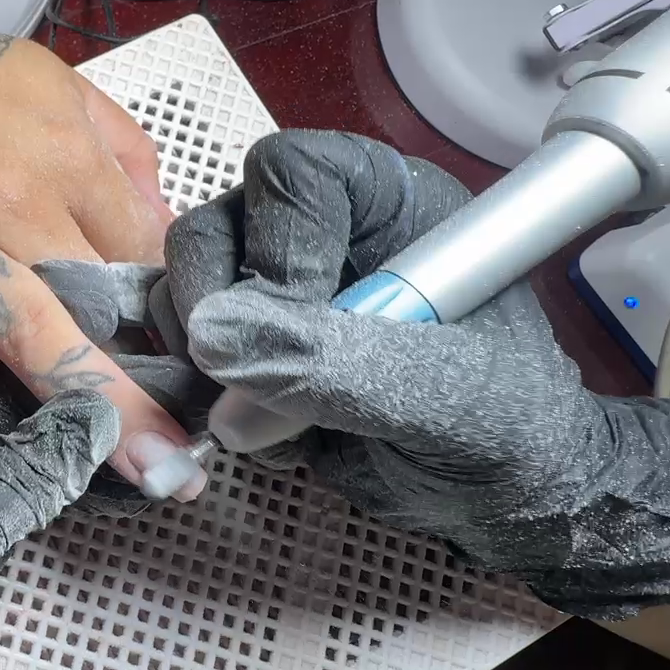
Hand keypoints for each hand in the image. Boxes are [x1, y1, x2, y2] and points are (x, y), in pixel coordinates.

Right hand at [0, 9, 205, 501]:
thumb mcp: (51, 83)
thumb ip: (117, 146)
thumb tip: (164, 227)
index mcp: (63, 152)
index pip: (139, 247)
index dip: (167, 311)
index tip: (182, 366)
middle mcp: (11, 199)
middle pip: (94, 297)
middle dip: (148, 379)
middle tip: (189, 461)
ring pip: (17, 322)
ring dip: (74, 395)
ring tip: (131, 469)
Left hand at [0, 315, 118, 669]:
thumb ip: (33, 463)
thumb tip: (102, 413)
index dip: (38, 329)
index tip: (107, 323)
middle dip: (61, 381)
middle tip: (140, 372)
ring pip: (5, 431)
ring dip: (63, 428)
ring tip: (135, 417)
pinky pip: (5, 477)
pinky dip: (50, 472)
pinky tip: (99, 467)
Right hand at [168, 130, 669, 618]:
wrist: (480, 495)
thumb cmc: (498, 432)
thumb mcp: (444, 400)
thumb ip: (335, 364)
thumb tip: (212, 337)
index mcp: (386, 204)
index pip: (290, 175)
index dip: (278, 246)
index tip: (297, 329)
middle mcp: (309, 233)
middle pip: (210, 228)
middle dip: (215, 310)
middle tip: (253, 382)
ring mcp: (258, 288)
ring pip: (176, 289)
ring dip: (202, 362)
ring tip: (268, 418)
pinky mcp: (228, 341)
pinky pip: (170, 348)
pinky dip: (188, 393)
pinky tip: (249, 427)